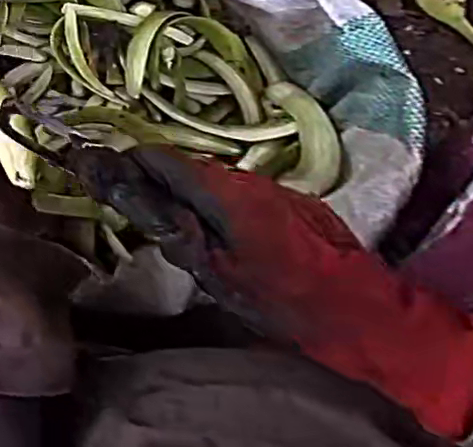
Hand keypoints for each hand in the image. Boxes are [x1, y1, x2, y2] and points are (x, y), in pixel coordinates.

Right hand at [71, 146, 472, 438]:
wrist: (372, 314)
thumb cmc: (287, 299)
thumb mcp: (218, 274)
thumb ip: (174, 232)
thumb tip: (135, 199)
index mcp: (217, 190)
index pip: (154, 157)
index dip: (124, 162)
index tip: (100, 173)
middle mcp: (237, 176)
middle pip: (176, 164)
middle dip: (150, 179)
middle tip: (132, 204)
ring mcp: (262, 185)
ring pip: (201, 177)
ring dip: (180, 191)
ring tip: (174, 224)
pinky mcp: (281, 198)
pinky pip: (228, 189)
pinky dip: (208, 201)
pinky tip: (215, 232)